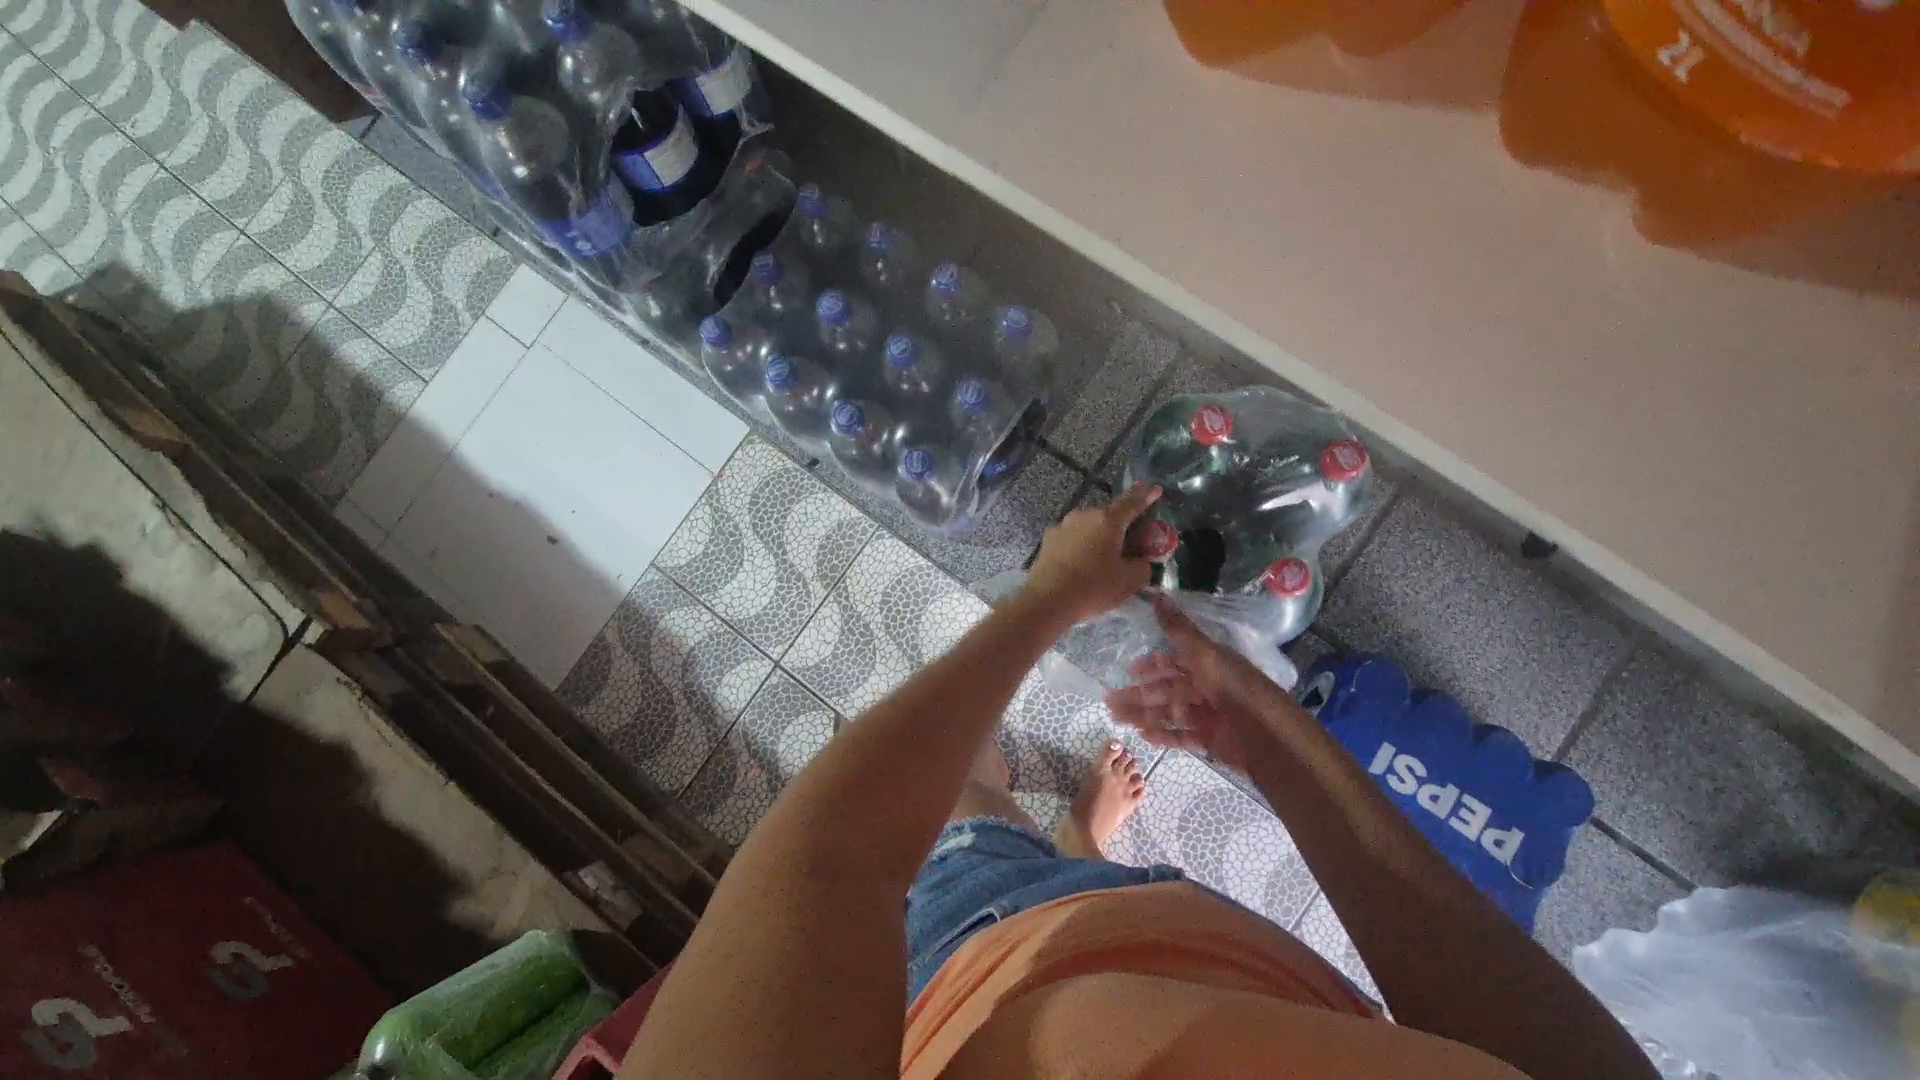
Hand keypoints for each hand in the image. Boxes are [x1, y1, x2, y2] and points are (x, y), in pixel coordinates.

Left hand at [1022, 485, 1161, 624]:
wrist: (1047, 601)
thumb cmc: (1093, 587)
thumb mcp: (1130, 581)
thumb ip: (1143, 566)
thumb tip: (1139, 562)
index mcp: (1107, 520)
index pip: (1132, 502)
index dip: (1146, 496)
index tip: (1155, 489)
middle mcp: (1083, 515)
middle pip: (1109, 516)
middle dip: (1121, 527)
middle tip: (1131, 544)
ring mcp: (1062, 526)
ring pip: (1089, 528)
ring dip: (1099, 538)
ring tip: (1104, 560)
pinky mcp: (1048, 541)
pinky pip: (1073, 539)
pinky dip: (1082, 547)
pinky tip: (1082, 566)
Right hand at [1104, 595, 1284, 773]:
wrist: (1270, 739)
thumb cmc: (1237, 691)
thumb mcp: (1206, 655)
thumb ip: (1179, 630)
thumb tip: (1157, 594)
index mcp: (1210, 665)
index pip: (1176, 662)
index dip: (1153, 666)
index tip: (1129, 670)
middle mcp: (1208, 688)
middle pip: (1167, 690)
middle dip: (1139, 695)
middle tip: (1110, 701)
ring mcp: (1209, 716)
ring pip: (1169, 713)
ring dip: (1143, 714)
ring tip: (1117, 719)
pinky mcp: (1211, 741)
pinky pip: (1181, 736)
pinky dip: (1163, 735)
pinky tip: (1142, 735)